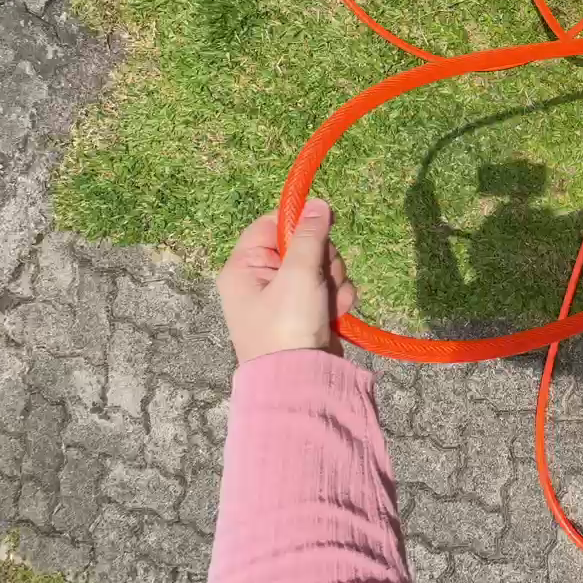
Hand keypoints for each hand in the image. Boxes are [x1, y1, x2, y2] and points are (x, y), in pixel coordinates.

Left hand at [217, 198, 358, 362]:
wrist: (301, 379)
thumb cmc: (288, 324)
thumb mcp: (299, 274)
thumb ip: (310, 236)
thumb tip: (317, 203)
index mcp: (244, 267)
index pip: (271, 225)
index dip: (298, 221)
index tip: (325, 222)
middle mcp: (261, 279)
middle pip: (303, 244)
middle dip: (324, 259)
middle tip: (322, 277)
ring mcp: (285, 295)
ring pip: (322, 265)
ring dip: (334, 280)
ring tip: (329, 302)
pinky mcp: (307, 309)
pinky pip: (330, 286)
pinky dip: (338, 296)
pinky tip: (335, 312)